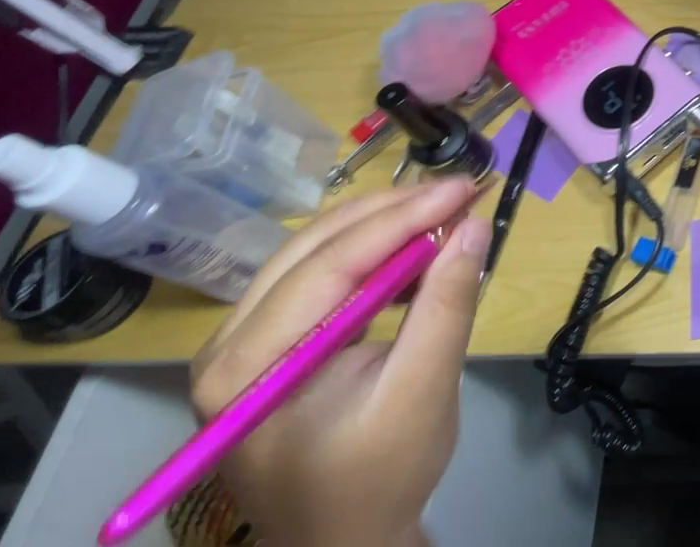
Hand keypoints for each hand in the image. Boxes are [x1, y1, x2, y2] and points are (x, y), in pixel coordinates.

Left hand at [190, 177, 487, 546]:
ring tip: (447, 213)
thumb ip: (446, 306)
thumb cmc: (380, 477)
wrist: (345, 541)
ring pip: (317, 253)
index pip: (330, 265)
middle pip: (315, 248)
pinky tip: (418, 252)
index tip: (465, 187)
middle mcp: (227, 344)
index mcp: (248, 366)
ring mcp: (243, 342)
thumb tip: (472, 225)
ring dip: (386, 227)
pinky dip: (375, 256)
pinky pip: (321, 277)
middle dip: (394, 212)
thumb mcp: (422, 391)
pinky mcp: (269, 343)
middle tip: (461, 191)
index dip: (403, 218)